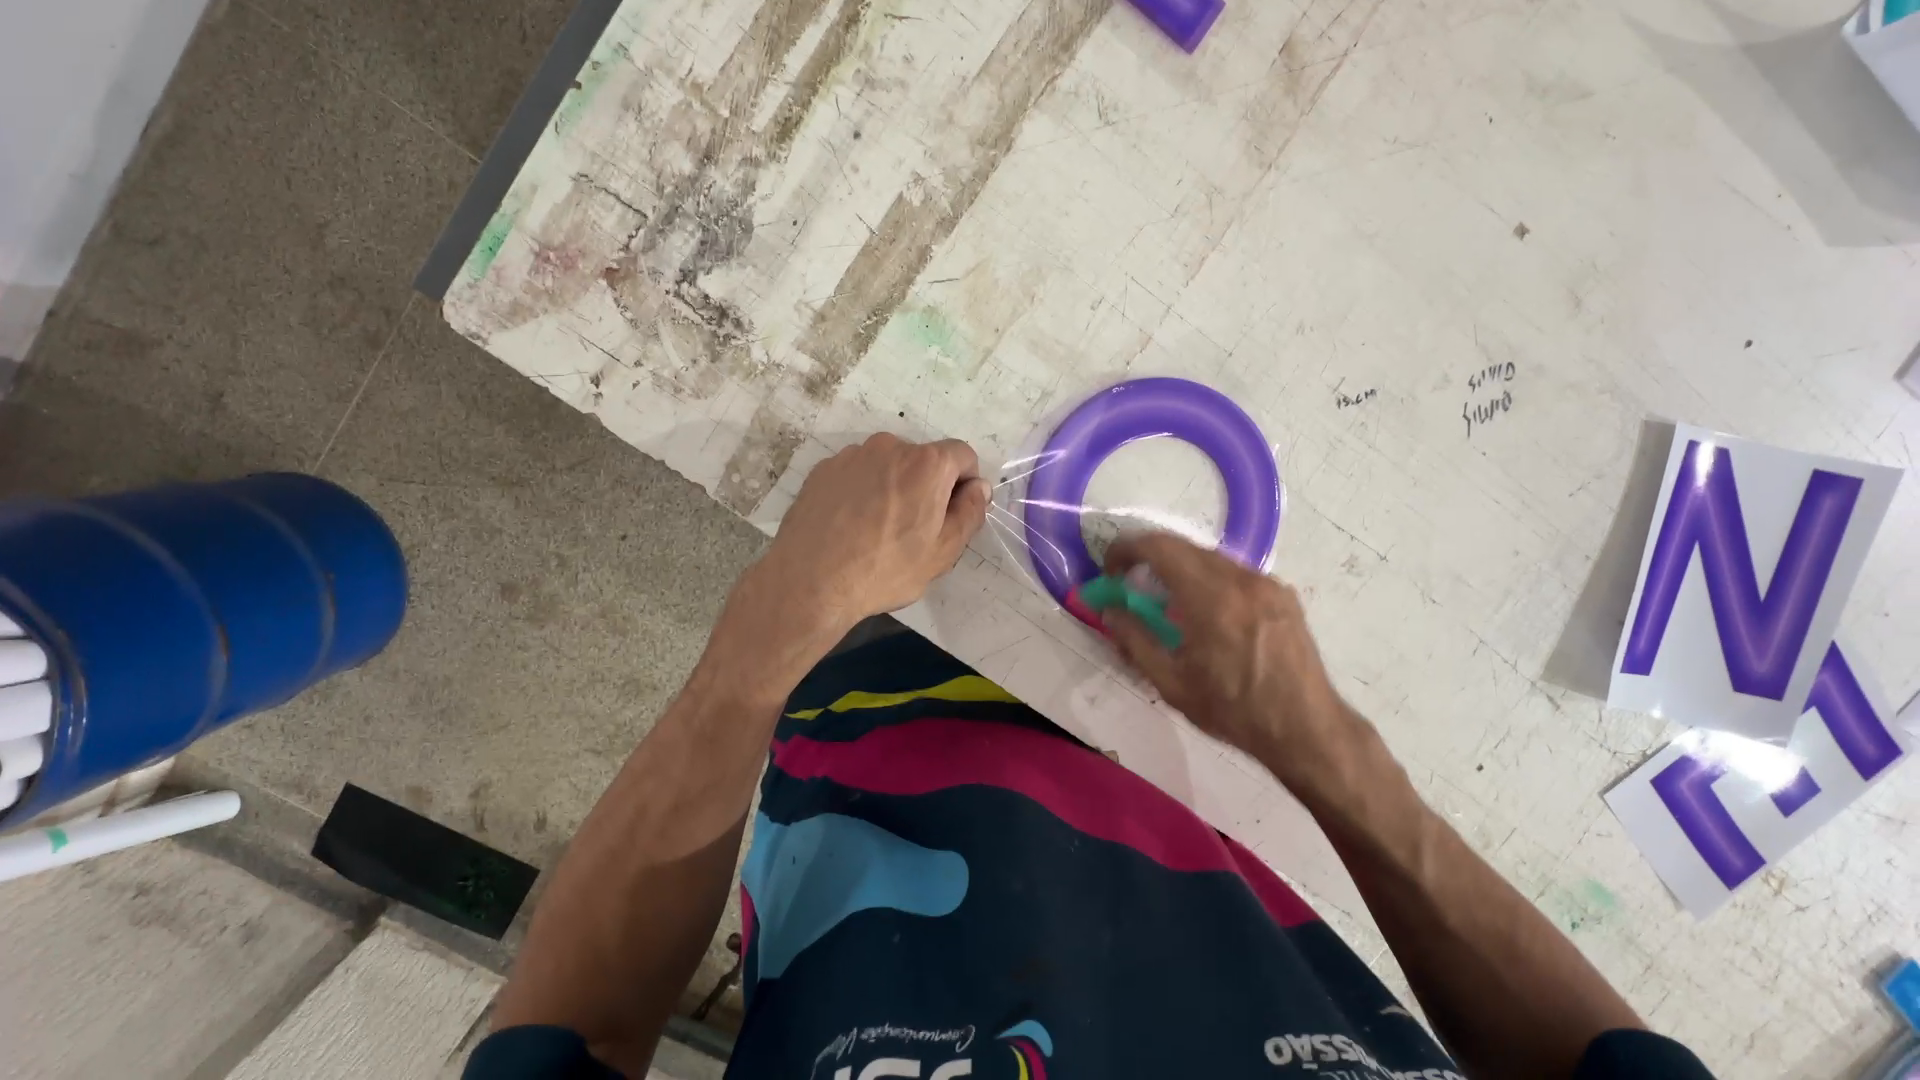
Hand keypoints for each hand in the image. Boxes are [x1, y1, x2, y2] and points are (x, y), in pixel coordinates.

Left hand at [749, 434, 987, 635]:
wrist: (809, 581)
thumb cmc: (884, 570)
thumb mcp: (942, 552)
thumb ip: (969, 512)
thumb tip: (978, 487)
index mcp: (926, 463)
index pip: (962, 455)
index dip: (964, 484)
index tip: (952, 515)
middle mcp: (889, 447)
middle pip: (923, 460)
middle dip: (927, 487)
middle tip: (913, 531)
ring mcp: (852, 455)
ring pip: (887, 466)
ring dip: (892, 488)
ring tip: (877, 531)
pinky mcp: (823, 469)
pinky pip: (856, 474)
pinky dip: (861, 492)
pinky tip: (850, 526)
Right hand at [1102, 532, 1360, 782]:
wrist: (1306, 729)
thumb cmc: (1234, 712)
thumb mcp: (1172, 684)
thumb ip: (1135, 642)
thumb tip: (1109, 612)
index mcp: (1210, 599)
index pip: (1159, 547)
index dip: (1126, 549)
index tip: (1111, 571)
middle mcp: (1241, 580)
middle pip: (1184, 547)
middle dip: (1151, 559)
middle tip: (1132, 586)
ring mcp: (1267, 584)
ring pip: (1212, 559)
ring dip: (1182, 570)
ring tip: (1169, 604)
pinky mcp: (1284, 595)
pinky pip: (1236, 574)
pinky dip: (1211, 581)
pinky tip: (1208, 615)